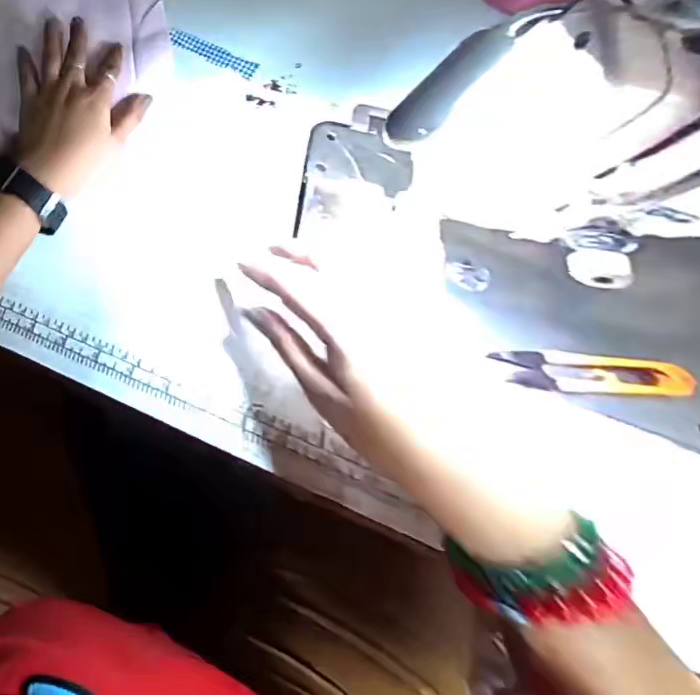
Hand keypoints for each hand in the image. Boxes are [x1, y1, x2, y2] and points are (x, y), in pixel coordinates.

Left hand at [16, 16, 151, 197]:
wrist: (43, 175)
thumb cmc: (84, 164)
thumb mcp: (115, 146)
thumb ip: (129, 118)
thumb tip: (146, 96)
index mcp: (97, 99)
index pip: (108, 72)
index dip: (113, 57)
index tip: (116, 44)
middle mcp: (73, 88)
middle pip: (77, 57)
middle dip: (80, 37)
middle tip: (78, 20)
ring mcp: (49, 92)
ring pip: (51, 59)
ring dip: (53, 39)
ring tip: (52, 22)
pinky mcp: (29, 101)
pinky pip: (26, 76)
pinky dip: (24, 62)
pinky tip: (21, 49)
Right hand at [239, 244, 579, 563]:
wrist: (460, 450)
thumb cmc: (381, 431)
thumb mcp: (323, 394)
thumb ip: (287, 345)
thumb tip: (253, 310)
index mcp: (343, 326)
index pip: (293, 284)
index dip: (263, 270)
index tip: (239, 262)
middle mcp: (372, 301)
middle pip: (326, 258)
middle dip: (293, 249)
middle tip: (268, 251)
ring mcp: (401, 298)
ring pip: (356, 255)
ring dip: (323, 249)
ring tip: (300, 255)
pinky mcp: (422, 302)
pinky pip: (385, 264)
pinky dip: (357, 258)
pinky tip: (346, 266)